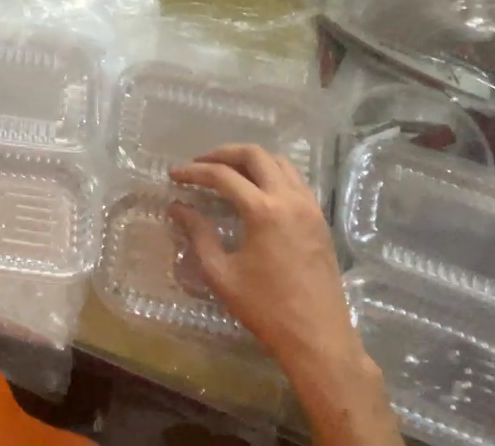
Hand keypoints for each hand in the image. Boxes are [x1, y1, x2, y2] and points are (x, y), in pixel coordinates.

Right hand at [171, 145, 399, 445]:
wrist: (319, 340)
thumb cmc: (266, 309)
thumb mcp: (221, 273)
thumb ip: (198, 234)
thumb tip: (178, 207)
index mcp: (264, 211)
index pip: (223, 175)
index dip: (194, 172)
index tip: (174, 176)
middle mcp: (290, 200)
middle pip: (255, 155)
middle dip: (223, 153)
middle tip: (200, 164)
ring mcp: (310, 208)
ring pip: (279, 162)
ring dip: (250, 161)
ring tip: (227, 173)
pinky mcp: (320, 220)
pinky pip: (295, 180)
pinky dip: (271, 175)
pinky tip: (256, 192)